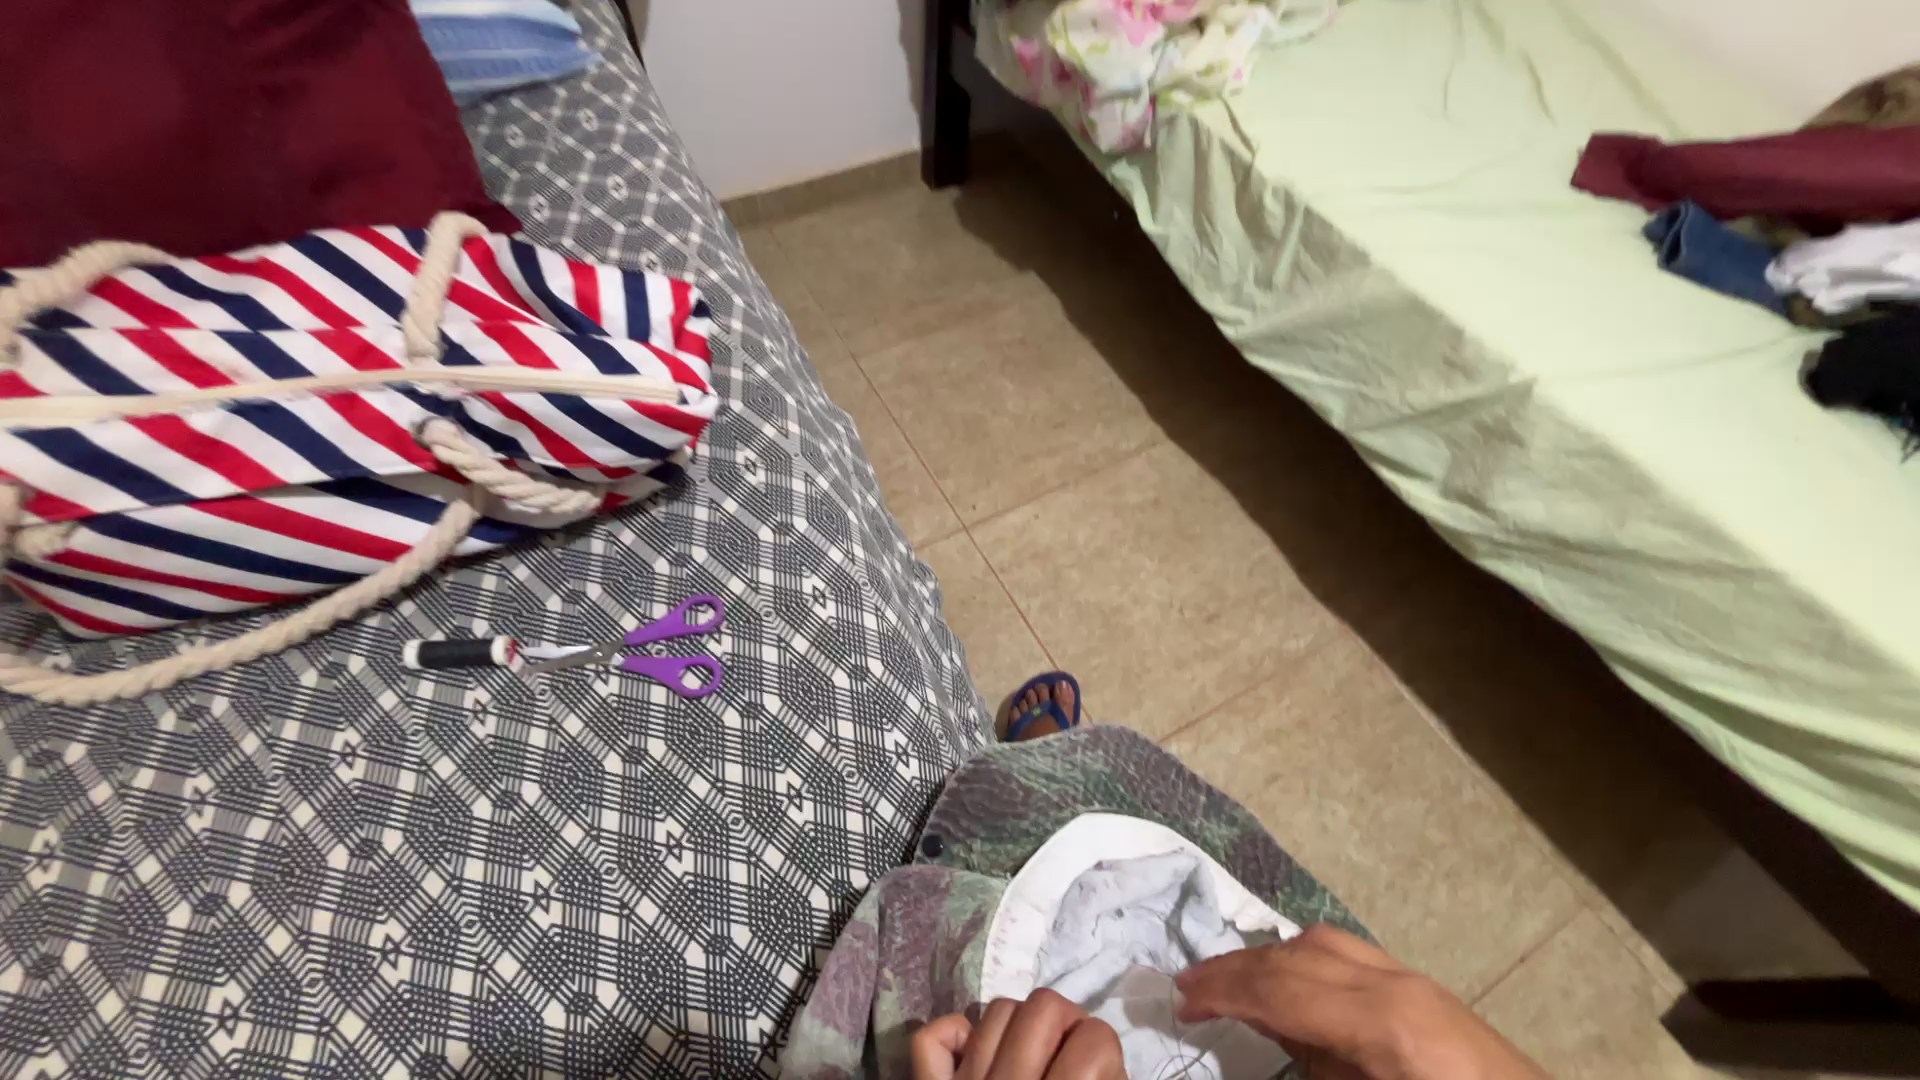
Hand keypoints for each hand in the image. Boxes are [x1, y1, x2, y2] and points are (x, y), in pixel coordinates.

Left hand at [911, 989, 1125, 1079]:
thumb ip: (1105, 1076)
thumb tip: (1106, 1050)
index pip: (1096, 1040)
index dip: (1104, 1052)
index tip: (1102, 1072)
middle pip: (1045, 1006)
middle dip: (1065, 1027)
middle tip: (1071, 1059)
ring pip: (997, 1009)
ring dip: (1018, 1028)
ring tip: (1032, 1060)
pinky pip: (932, 1039)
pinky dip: (954, 1037)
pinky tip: (972, 1057)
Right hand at [1174, 924, 1547, 1079]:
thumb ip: (1316, 1066)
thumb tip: (1265, 1025)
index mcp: (1386, 1025)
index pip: (1280, 989)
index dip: (1223, 990)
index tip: (1180, 1001)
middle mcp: (1398, 986)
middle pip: (1296, 956)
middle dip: (1236, 968)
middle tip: (1189, 986)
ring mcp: (1419, 983)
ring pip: (1323, 943)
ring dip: (1270, 958)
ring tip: (1233, 984)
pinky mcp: (1430, 994)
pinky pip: (1352, 956)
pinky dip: (1306, 961)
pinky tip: (1293, 987)